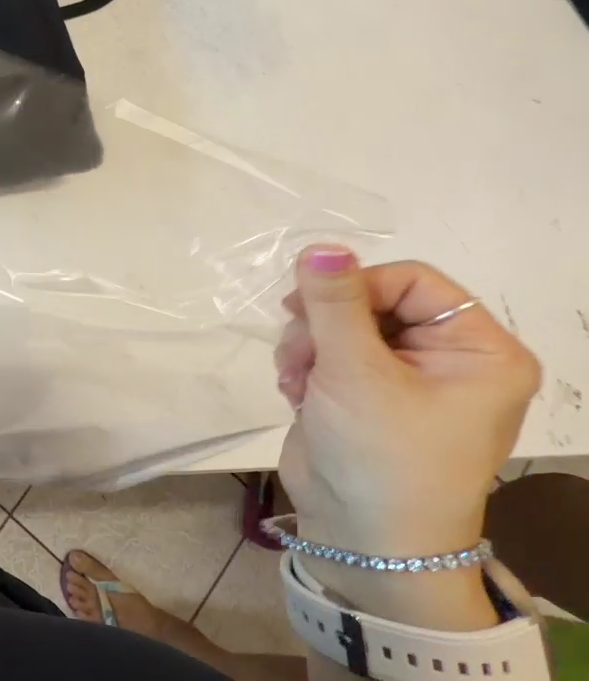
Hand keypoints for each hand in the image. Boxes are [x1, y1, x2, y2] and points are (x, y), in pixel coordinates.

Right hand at [275, 247, 540, 629]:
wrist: (365, 533)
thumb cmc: (381, 451)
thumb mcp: (354, 371)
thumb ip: (333, 303)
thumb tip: (320, 244)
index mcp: (479, 351)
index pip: (412, 280)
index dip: (356, 286)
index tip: (308, 311)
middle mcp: (449, 358)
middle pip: (370, 300)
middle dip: (322, 323)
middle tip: (299, 352)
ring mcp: (405, 376)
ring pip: (339, 324)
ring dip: (305, 345)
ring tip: (298, 379)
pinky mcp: (365, 391)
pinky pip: (327, 350)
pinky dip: (304, 365)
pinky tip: (298, 391)